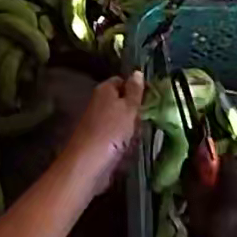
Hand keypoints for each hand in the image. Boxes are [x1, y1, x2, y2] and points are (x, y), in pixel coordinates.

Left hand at [59, 71, 142, 194]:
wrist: (87, 164)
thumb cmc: (110, 131)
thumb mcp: (128, 107)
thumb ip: (135, 90)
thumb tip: (137, 72)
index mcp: (105, 89)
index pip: (123, 81)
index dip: (136, 89)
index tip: (150, 99)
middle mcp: (99, 103)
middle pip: (124, 103)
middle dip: (135, 113)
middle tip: (142, 121)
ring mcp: (98, 122)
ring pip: (122, 122)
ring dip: (131, 131)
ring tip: (135, 139)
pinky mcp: (99, 141)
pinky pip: (117, 137)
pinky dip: (123, 143)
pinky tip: (127, 150)